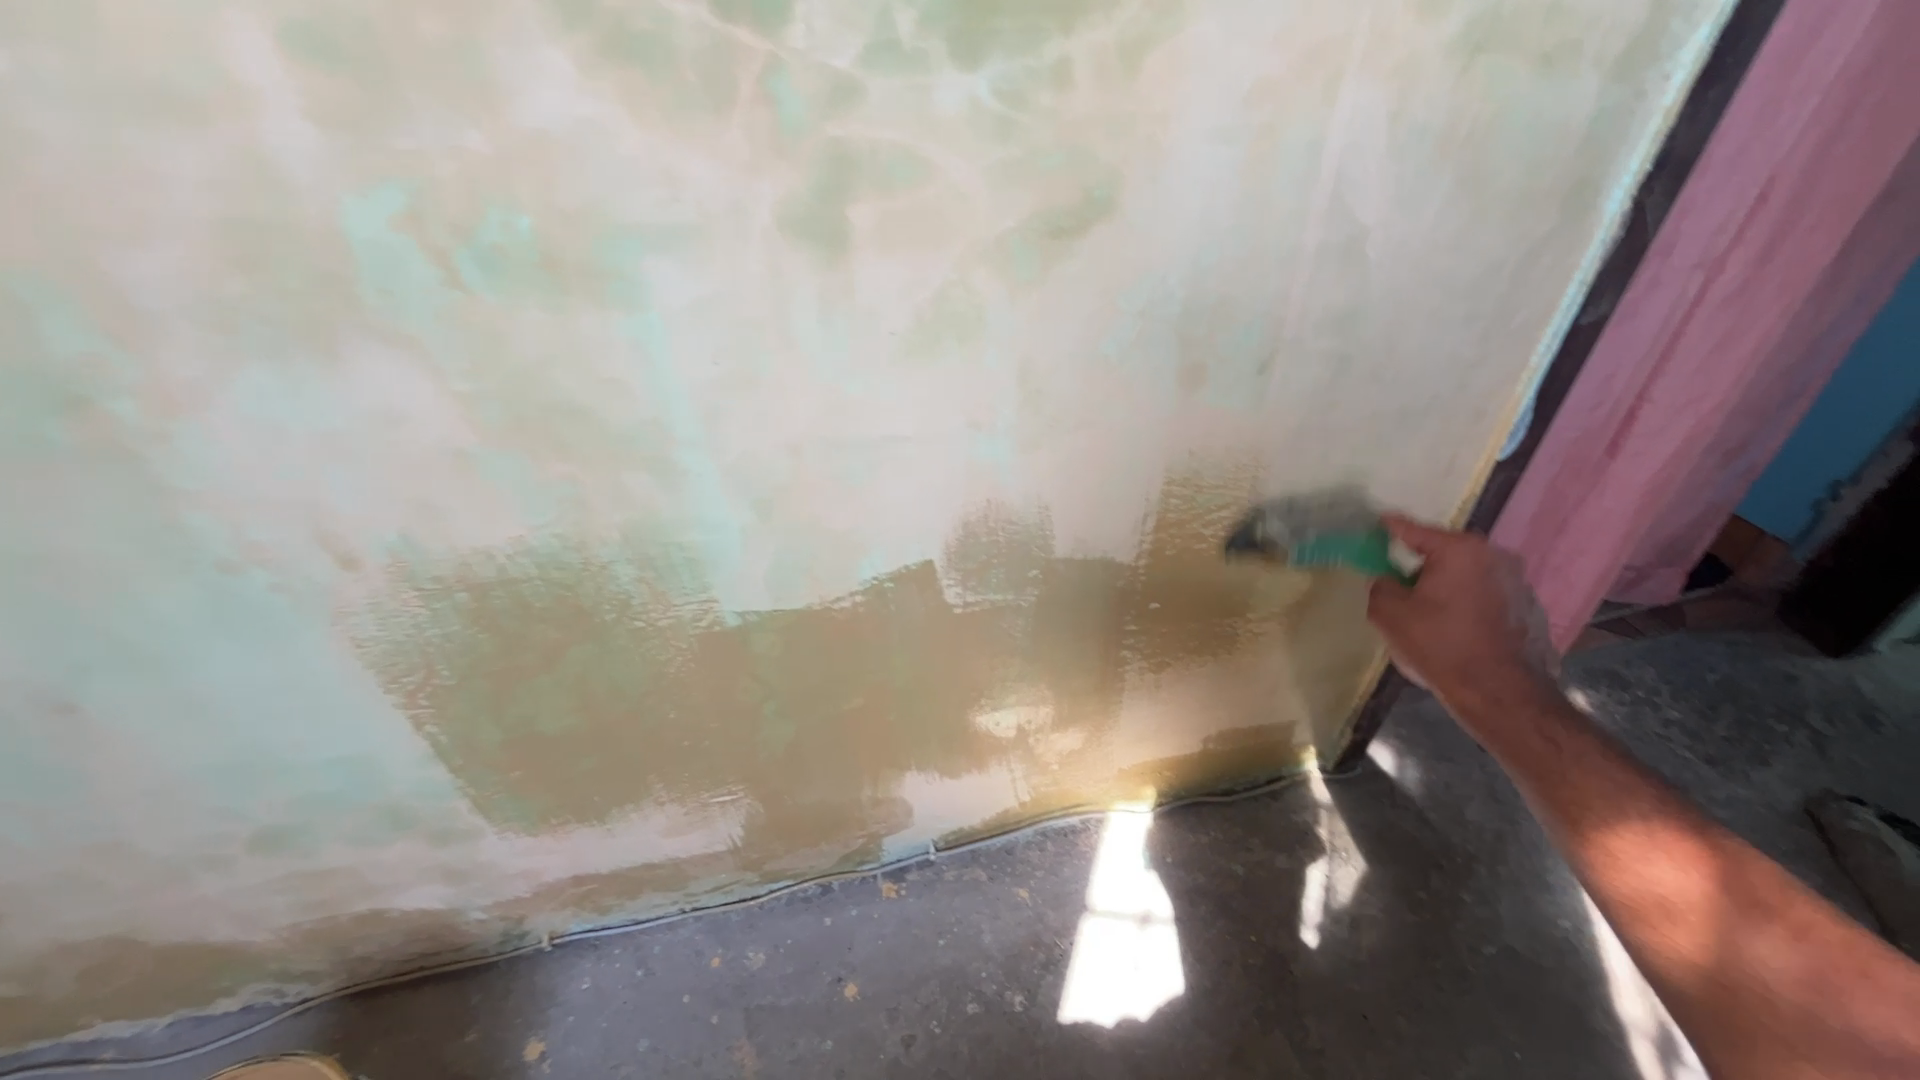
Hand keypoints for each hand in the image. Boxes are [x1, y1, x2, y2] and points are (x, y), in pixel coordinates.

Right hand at [1366, 514, 1562, 728]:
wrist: (1501, 693)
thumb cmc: (1440, 646)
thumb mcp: (1389, 615)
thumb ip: (1380, 586)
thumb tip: (1386, 580)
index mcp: (1460, 550)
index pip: (1414, 530)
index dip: (1391, 527)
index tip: (1379, 521)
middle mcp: (1496, 557)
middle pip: (1446, 554)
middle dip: (1422, 567)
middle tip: (1401, 589)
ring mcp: (1520, 584)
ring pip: (1469, 577)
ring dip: (1449, 589)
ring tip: (1431, 618)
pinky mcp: (1531, 610)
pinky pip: (1488, 599)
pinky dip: (1471, 608)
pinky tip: (1459, 634)